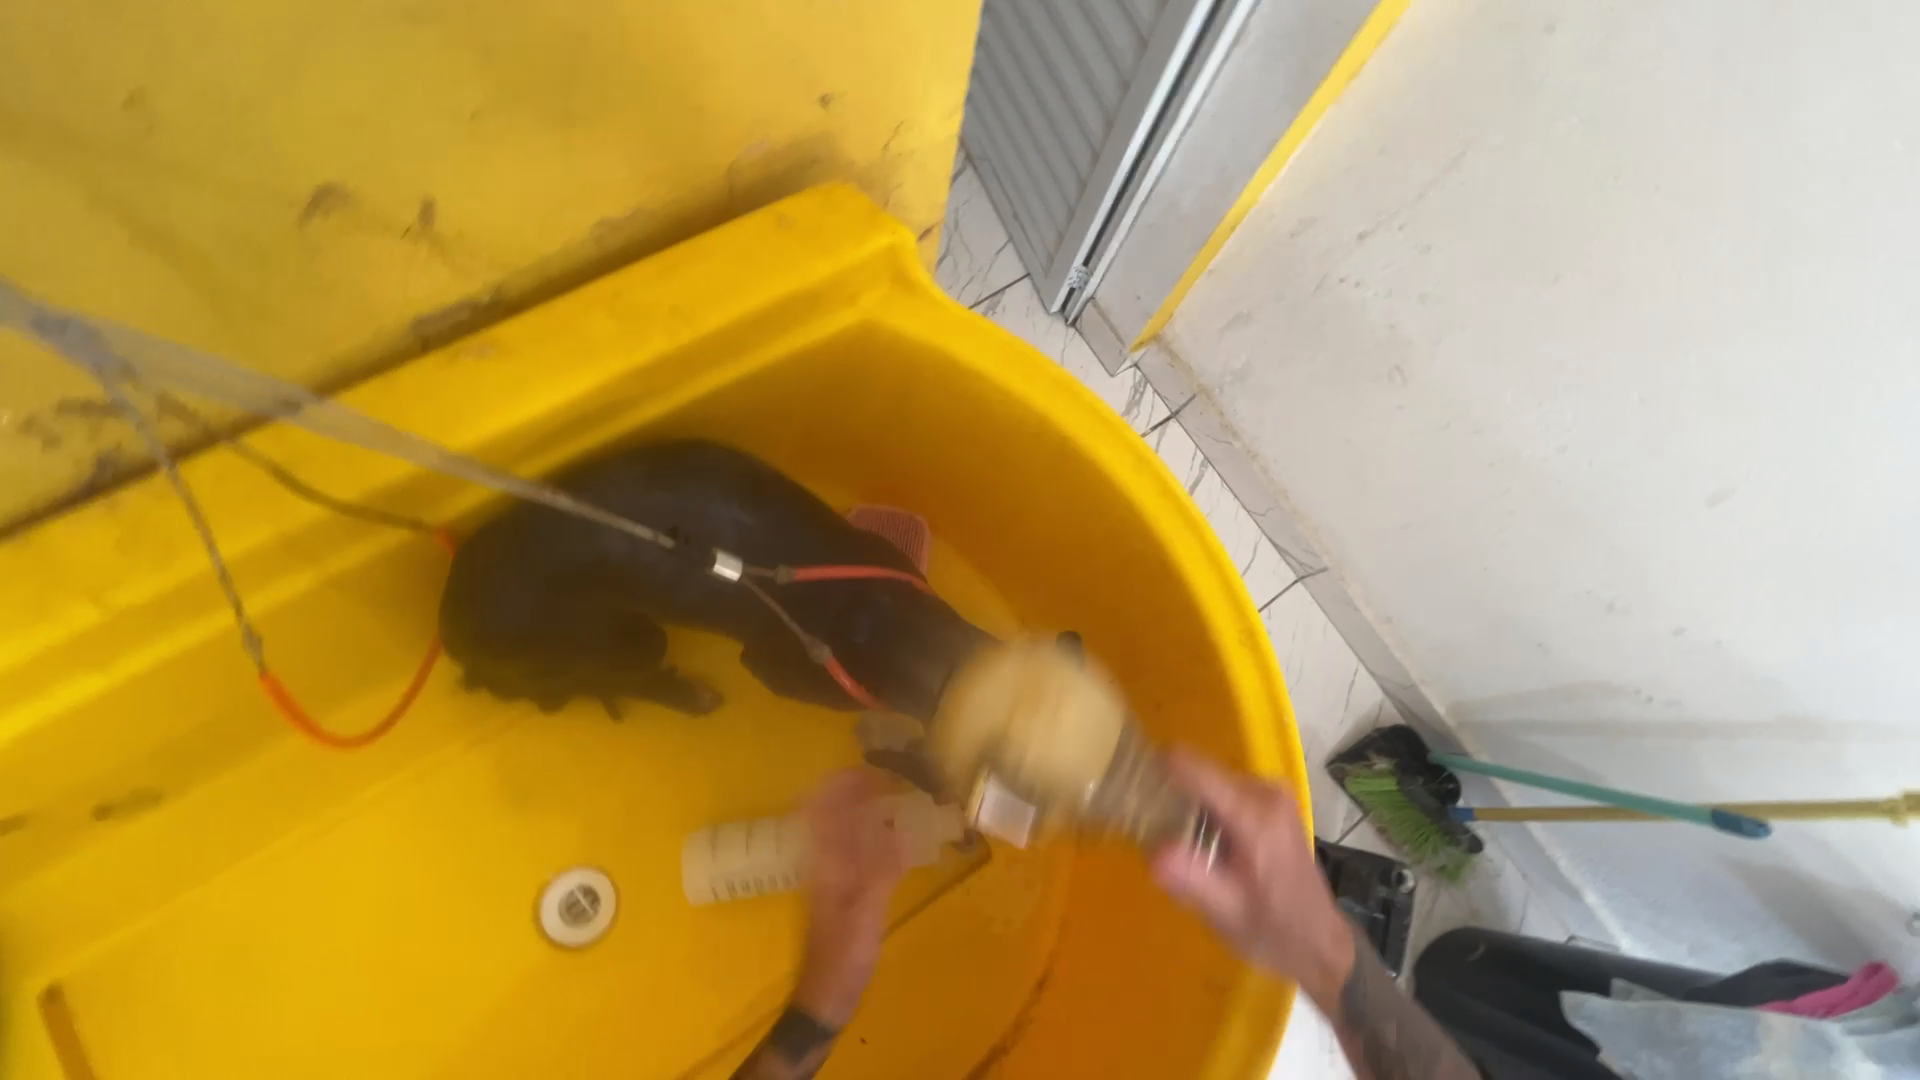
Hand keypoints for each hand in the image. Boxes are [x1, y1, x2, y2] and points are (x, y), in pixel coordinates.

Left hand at [791, 769, 910, 1027]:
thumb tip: (900, 827)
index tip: (867, 768)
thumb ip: (884, 870)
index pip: (823, 809)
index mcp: (825, 863)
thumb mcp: (867, 913)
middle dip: (852, 792)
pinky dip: (866, 836)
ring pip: (839, 832)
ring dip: (858, 811)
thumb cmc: (844, 956)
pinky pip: (850, 852)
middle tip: (884, 778)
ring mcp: (829, 878)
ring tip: (887, 798)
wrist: (824, 998)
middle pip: (830, 815)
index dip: (840, 784)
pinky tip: (888, 838)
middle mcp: (823, 863)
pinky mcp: (839, 893)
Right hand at [1150, 750, 1356, 1006]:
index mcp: (1255, 816)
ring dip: (1190, 807)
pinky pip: (1222, 789)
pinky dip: (1206, 810)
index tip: (1134, 791)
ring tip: (1186, 846)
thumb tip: (1153, 850)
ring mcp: (1271, 791)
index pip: (1194, 768)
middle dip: (1173, 799)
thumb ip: (1190, 879)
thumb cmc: (1272, 931)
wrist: (1321, 943)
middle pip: (1198, 773)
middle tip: (1161, 838)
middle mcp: (1265, 791)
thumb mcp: (1225, 914)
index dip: (1158, 771)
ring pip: (1208, 780)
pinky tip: (1210, 845)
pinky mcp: (1271, 797)